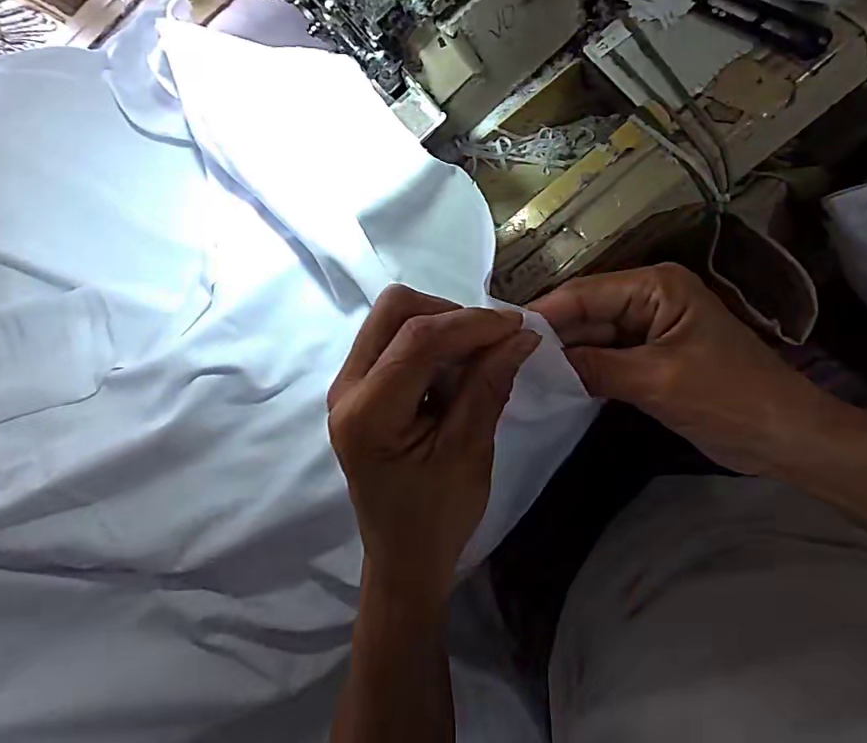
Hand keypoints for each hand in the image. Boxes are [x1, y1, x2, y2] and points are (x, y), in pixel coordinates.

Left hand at [328, 285, 542, 599]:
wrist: (402, 556)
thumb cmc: (436, 518)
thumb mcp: (469, 453)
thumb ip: (488, 385)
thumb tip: (521, 334)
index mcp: (366, 414)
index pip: (417, 339)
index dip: (471, 323)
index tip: (517, 326)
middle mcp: (345, 387)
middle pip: (393, 309)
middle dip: (449, 314)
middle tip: (491, 341)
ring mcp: (347, 383)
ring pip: (391, 316)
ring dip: (440, 324)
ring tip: (475, 359)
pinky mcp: (358, 384)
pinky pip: (392, 337)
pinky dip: (429, 339)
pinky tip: (454, 370)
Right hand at [530, 263, 853, 474]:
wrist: (789, 440)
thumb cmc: (730, 398)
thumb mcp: (657, 381)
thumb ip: (594, 367)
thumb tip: (538, 362)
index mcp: (656, 286)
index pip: (586, 293)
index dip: (544, 311)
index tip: (502, 331)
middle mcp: (649, 298)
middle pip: (586, 312)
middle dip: (551, 335)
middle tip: (503, 356)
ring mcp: (650, 329)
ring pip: (593, 337)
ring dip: (564, 355)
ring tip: (518, 370)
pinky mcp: (651, 358)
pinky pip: (607, 358)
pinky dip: (584, 371)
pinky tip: (552, 383)